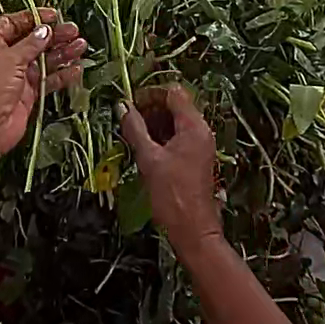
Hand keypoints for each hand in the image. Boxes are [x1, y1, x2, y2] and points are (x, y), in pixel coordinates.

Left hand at [0, 9, 86, 158]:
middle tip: (74, 30)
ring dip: (62, 53)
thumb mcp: (9, 59)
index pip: (12, 24)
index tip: (54, 16)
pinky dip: (62, 75)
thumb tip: (44, 30)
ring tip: (81, 46)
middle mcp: (5, 59)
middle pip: (32, 41)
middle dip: (53, 35)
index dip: (32, 18)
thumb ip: (30, 44)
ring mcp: (17, 78)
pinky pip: (47, 81)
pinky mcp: (28, 95)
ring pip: (43, 61)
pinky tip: (76, 70)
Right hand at [118, 85, 223, 251]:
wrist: (193, 230)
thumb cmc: (172, 195)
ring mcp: (201, 144)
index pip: (174, 93)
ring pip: (177, 121)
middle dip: (151, 108)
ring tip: (132, 131)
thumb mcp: (149, 160)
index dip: (151, 93)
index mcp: (194, 126)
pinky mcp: (197, 157)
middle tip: (127, 117)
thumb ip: (135, 130)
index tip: (130, 101)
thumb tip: (122, 107)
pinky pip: (179, 136)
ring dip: (155, 123)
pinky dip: (163, 136)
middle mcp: (202, 131)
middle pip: (176, 106)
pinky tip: (145, 145)